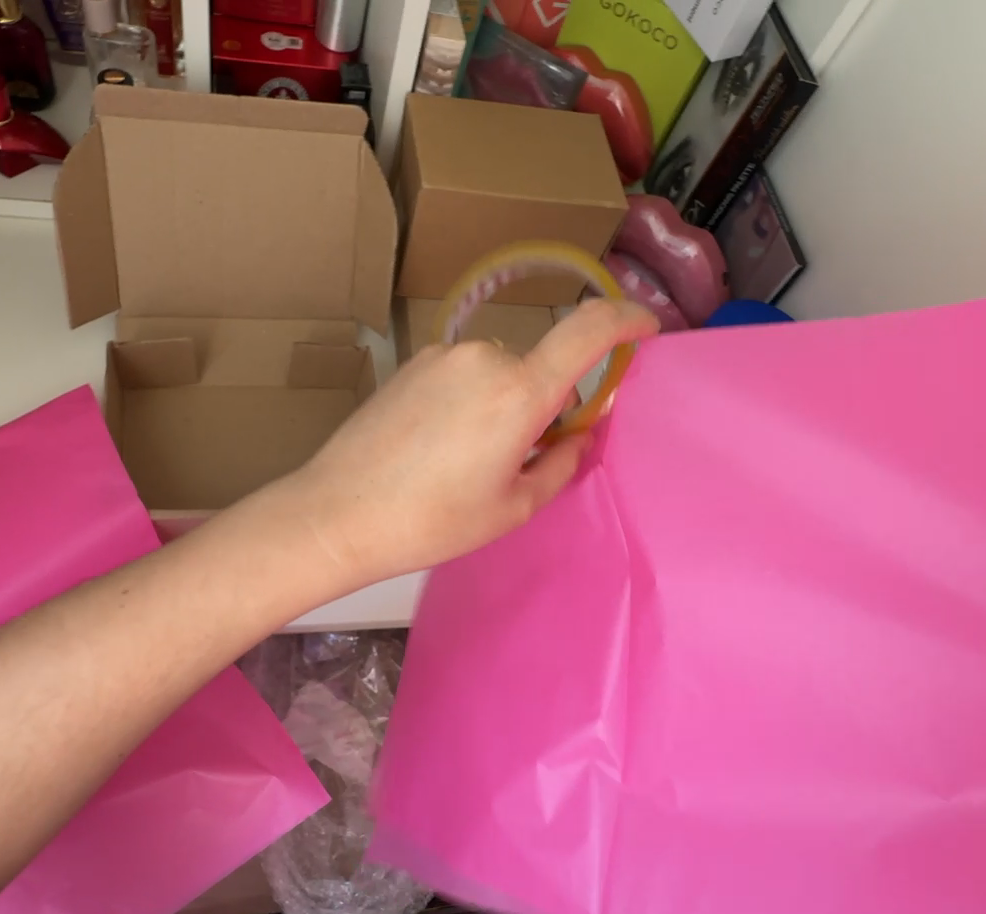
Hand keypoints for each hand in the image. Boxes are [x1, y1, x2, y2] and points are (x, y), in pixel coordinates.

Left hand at [277, 299, 658, 586]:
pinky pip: (462, 374)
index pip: (589, 330)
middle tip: (515, 461)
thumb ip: (560, 464)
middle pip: (538, 369)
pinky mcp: (411, 363)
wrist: (338, 512)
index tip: (646, 328)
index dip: (627, 320)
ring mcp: (441, 355)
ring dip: (501, 405)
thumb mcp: (511, 508)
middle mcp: (483, 357)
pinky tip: (436, 447)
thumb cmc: (431, 522)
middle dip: (541, 407)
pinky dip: (468, 402)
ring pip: (498, 373)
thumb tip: (579, 435)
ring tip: (464, 462)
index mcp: (518, 392)